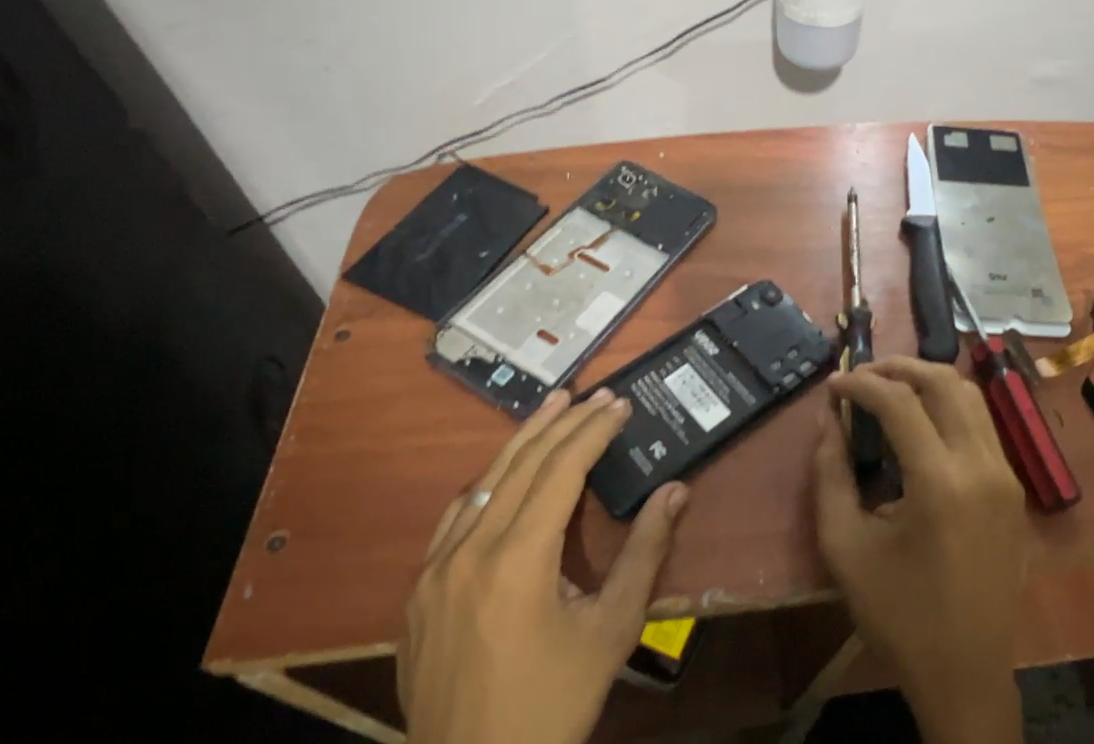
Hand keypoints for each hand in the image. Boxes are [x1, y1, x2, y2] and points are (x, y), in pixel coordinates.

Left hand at [397, 387, 689, 743]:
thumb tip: (675, 490)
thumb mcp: (612, 630)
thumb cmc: (554, 700)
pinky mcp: (419, 590)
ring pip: (483, 483)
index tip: (619, 404)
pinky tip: (502, 475)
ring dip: (523, 444)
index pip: (560, 471)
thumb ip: (644, 553)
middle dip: (562, 423)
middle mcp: (470, 550)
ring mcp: (436, 569)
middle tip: (594, 393)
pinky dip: (487, 485)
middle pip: (520, 465)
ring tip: (553, 408)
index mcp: (518, 559)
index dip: (592, 431)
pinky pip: (455, 518)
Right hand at [813, 357, 1027, 743]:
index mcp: (941, 482)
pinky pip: (983, 426)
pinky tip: (920, 423)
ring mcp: (1006, 476)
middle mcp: (983, 466)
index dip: (861, 383)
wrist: (965, 671)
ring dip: (928, 382)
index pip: (900, 401)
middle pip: (946, 382)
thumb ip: (830, 474)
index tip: (833, 385)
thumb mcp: (844, 546)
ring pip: (972, 397)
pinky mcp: (1013, 490)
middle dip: (900, 367)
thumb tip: (830, 420)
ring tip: (888, 389)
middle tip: (862, 374)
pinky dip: (950, 408)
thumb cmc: (898, 614)